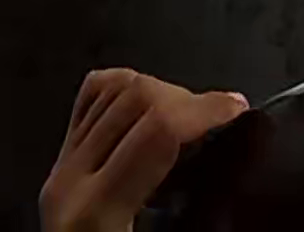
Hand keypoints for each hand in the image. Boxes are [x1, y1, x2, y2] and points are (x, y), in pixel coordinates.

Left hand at [40, 69, 247, 231]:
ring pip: (115, 87)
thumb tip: (244, 170)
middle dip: (187, 99)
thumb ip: (202, 217)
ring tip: (188, 118)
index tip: (239, 109)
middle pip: (137, 98)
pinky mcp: (59, 160)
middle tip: (218, 120)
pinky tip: (149, 107)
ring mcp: (59, 165)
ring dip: (160, 91)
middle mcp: (70, 179)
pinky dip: (126, 87)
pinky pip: (92, 95)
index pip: (156, 129)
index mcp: (97, 213)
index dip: (205, 109)